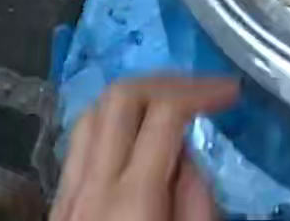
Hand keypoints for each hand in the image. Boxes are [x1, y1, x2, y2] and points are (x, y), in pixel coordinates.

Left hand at [51, 75, 238, 220]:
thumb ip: (196, 203)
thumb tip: (185, 154)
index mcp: (132, 203)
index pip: (165, 111)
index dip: (202, 90)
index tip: (233, 93)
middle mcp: (91, 189)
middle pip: (122, 96)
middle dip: (168, 81)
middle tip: (203, 92)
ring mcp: (66, 199)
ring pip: (94, 112)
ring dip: (136, 96)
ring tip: (171, 106)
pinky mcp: (56, 212)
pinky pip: (82, 144)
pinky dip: (112, 124)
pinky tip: (136, 141)